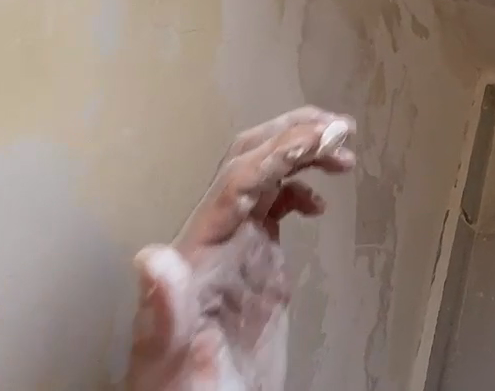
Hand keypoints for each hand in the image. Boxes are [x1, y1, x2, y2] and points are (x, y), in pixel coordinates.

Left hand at [127, 107, 355, 390]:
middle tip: (340, 129)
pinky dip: (302, 187)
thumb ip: (163, 313)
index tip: (328, 135)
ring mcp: (235, 244)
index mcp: (197, 250)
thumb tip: (151, 257)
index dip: (283, 149)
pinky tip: (321, 204)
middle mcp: (214, 235)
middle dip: (293, 132)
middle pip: (249, 158)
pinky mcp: (254, 258)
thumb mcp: (170, 365)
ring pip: (265, 172)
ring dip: (302, 151)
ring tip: (343, 154)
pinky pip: (275, 202)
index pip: (240, 177)